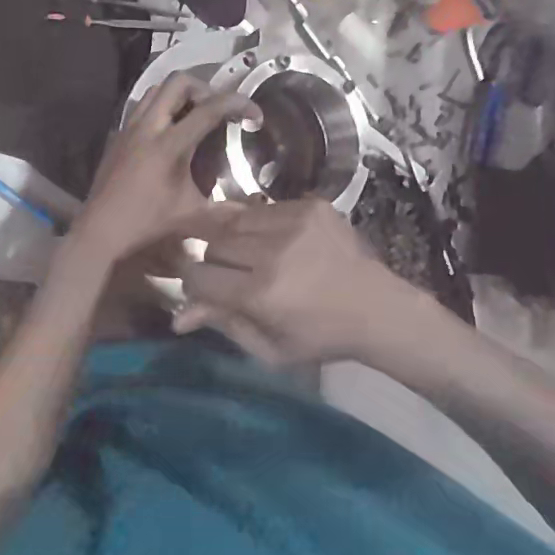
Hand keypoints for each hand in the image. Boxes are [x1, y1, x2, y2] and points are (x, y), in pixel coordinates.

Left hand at [70, 72, 260, 263]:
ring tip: (196, 114)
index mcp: (169, 145)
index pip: (209, 109)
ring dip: (181, 94)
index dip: (238, 104)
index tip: (255, 114)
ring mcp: (130, 127)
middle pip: (179, 82)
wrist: (100, 229)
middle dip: (206, 88)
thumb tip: (257, 209)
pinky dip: (162, 106)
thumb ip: (226, 211)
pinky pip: (143, 105)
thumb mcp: (191, 216)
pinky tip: (170, 130)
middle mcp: (148, 127)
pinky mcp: (119, 134)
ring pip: (157, 89)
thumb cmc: (146, 222)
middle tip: (218, 109)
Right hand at [175, 199, 440, 365]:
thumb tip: (178, 317)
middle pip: (214, 244)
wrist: (377, 308)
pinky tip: (279, 242)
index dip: (195, 283)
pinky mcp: (311, 205)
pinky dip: (261, 225)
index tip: (205, 290)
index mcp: (261, 292)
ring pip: (235, 220)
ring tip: (255, 257)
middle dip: (216, 262)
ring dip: (236, 239)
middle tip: (235, 277)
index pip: (198, 275)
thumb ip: (223, 325)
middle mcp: (273, 251)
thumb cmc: (319, 337)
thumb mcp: (269, 348)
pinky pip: (264, 208)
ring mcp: (294, 222)